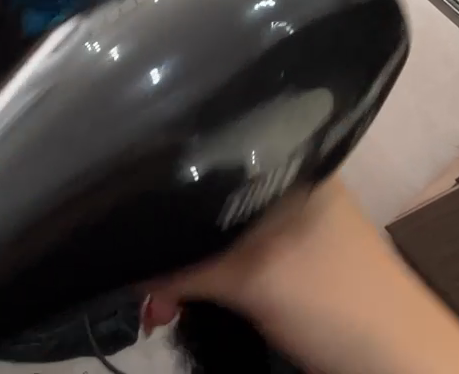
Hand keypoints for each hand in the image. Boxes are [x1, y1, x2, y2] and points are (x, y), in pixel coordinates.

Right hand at [143, 178, 372, 333]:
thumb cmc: (337, 303)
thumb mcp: (250, 277)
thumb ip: (182, 268)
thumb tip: (122, 271)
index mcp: (286, 162)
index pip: (207, 154)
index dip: (160, 183)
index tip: (121, 212)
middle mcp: (285, 186)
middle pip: (206, 202)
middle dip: (167, 242)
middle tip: (136, 281)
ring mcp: (289, 230)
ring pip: (215, 237)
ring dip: (181, 271)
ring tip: (153, 306)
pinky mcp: (289, 269)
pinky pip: (229, 265)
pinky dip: (203, 286)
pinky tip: (175, 305)